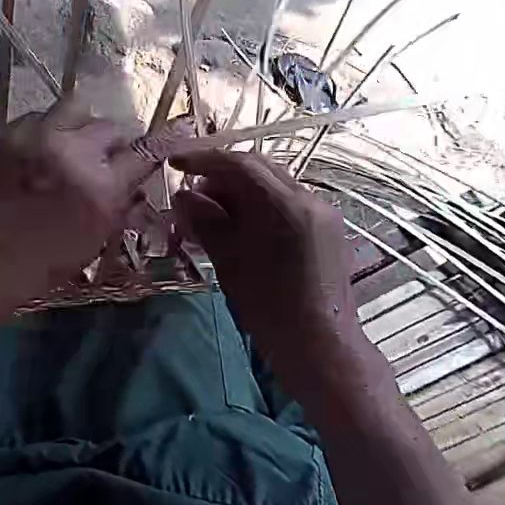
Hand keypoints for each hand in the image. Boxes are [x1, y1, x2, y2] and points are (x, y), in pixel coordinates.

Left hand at [0, 99, 174, 306]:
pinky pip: (38, 117)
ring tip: (72, 146)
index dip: (162, 143)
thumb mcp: (92, 242)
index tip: (171, 135)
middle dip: (117, 140)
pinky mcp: (5, 132)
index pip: (145, 152)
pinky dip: (47, 132)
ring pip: (75, 109)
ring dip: (82, 127)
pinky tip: (38, 153)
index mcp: (99, 188)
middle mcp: (71, 152)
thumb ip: (119, 208)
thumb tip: (135, 187)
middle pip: (112, 125)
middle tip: (109, 156)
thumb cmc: (38, 265)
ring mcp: (34, 136)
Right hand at [170, 150, 358, 378]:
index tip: (176, 163)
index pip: (240, 164)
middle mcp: (309, 198)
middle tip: (194, 198)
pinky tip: (243, 229)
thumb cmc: (269, 307)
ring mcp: (323, 212)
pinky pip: (288, 203)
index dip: (204, 159)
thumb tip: (184, 196)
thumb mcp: (229, 260)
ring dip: (241, 191)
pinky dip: (261, 206)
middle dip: (222, 176)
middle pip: (259, 169)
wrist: (319, 346)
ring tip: (215, 217)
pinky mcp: (328, 228)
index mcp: (285, 204)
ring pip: (273, 185)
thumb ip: (205, 220)